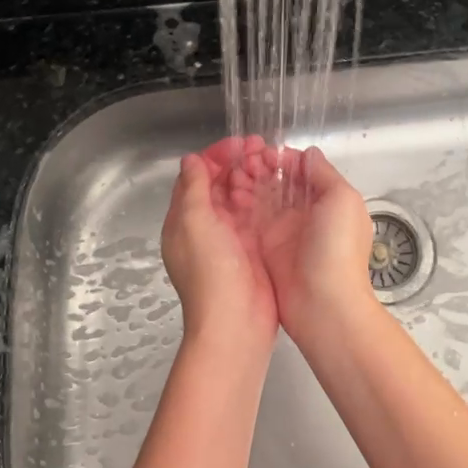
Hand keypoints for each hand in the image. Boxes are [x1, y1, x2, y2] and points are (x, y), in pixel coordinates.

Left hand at [161, 137, 277, 348]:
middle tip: (263, 147)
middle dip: (239, 162)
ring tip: (275, 162)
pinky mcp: (254, 248)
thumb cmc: (210, 272)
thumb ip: (193, 190)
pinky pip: (258, 214)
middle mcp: (206, 226)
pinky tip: (283, 186)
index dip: (216, 156)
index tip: (240, 143)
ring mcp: (231, 238)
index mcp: (184, 220)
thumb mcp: (194, 224)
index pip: (197, 177)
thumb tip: (191, 160)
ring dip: (254, 177)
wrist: (235, 324)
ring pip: (241, 197)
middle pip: (221, 184)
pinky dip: (267, 197)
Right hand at [244, 145, 375, 340]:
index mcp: (327, 201)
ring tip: (232, 175)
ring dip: (247, 184)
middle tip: (242, 162)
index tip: (263, 152)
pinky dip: (238, 206)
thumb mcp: (342, 200)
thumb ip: (325, 174)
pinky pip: (249, 221)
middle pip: (278, 183)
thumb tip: (308, 154)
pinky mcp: (264, 248)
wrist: (324, 304)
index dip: (281, 159)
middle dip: (260, 169)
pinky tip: (228, 194)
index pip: (300, 171)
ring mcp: (283, 231)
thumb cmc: (338, 248)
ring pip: (261, 198)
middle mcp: (304, 214)